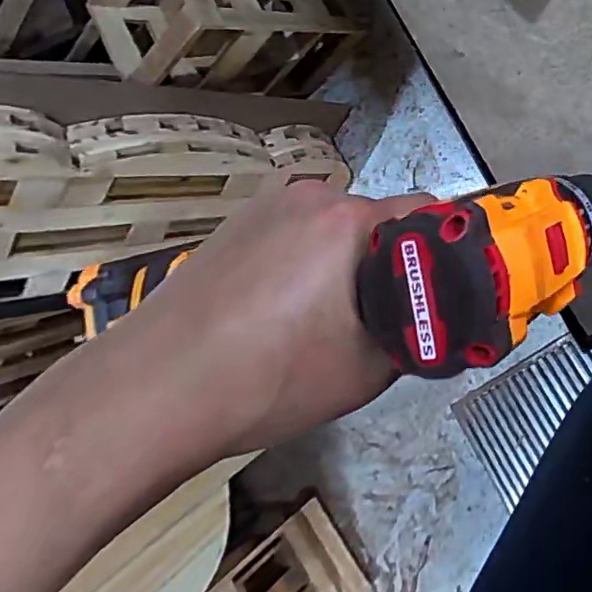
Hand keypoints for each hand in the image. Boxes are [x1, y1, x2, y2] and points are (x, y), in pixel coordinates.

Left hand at [95, 180, 432, 459]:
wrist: (149, 395)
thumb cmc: (268, 379)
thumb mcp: (370, 368)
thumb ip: (418, 332)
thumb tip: (436, 321)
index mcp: (349, 220)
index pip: (426, 210)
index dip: (441, 250)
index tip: (438, 288)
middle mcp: (311, 196)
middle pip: (378, 219)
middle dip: (389, 259)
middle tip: (378, 313)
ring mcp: (267, 206)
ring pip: (335, 227)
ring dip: (346, 258)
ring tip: (324, 316)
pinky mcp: (236, 224)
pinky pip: (295, 232)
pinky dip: (306, 260)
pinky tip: (281, 309)